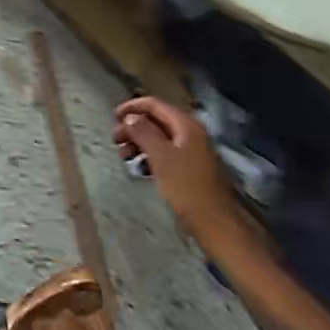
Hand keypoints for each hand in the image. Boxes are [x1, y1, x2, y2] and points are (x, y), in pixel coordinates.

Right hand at [113, 96, 237, 230]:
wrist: (216, 224)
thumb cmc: (187, 188)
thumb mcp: (161, 158)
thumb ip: (144, 133)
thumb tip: (130, 117)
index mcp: (186, 125)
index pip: (155, 105)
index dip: (133, 107)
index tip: (113, 117)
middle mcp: (190, 133)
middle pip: (157, 120)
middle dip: (135, 127)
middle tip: (115, 140)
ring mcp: (193, 151)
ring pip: (160, 138)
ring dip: (140, 143)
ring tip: (124, 156)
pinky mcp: (191, 169)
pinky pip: (166, 154)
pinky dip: (151, 157)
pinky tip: (140, 169)